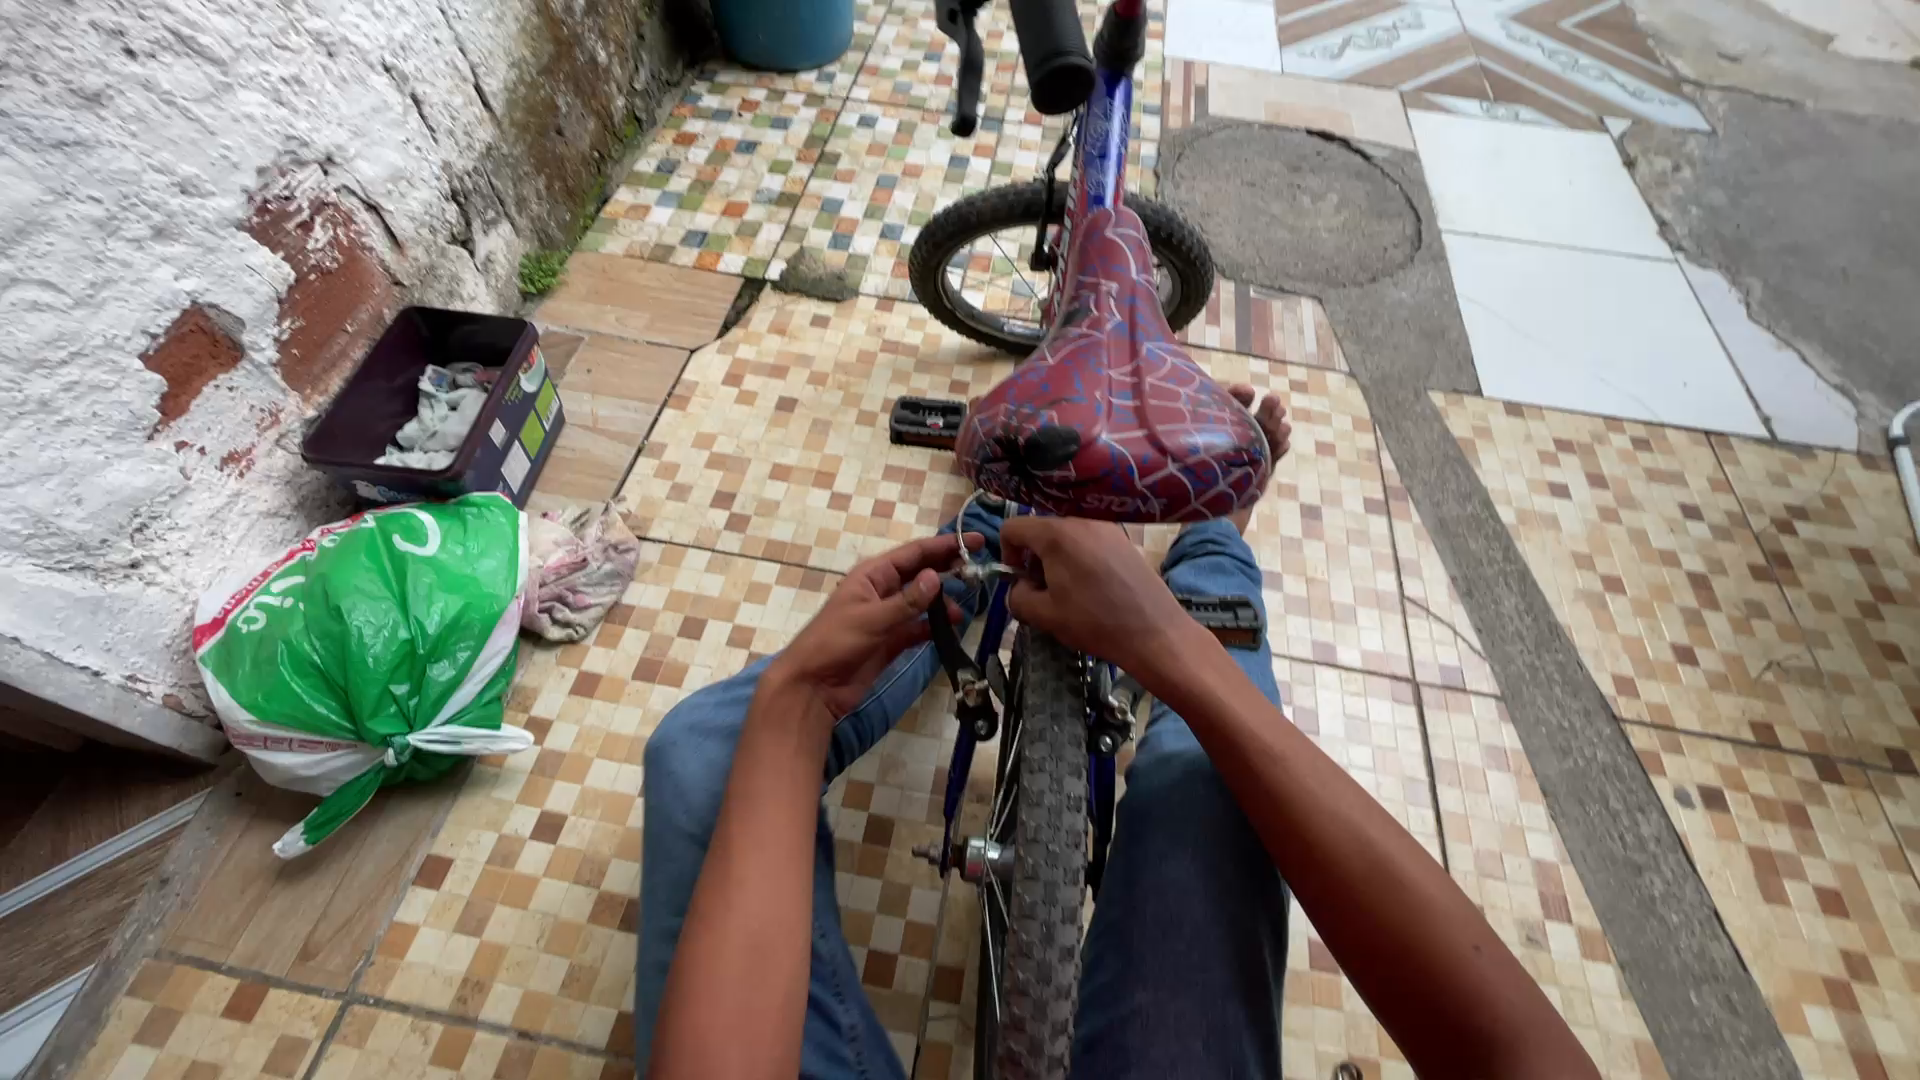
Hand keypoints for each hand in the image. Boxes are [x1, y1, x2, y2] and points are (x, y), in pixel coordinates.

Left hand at [765, 532, 983, 720]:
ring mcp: (887, 617)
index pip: (914, 553)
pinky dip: (934, 627)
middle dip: (948, 570)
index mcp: (873, 575)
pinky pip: (918, 628)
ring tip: (962, 612)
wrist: (813, 687)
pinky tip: (950, 630)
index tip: (976, 541)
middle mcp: (882, 591)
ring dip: (942, 604)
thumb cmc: (835, 643)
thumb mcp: (872, 618)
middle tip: (979, 570)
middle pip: (921, 574)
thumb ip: (907, 600)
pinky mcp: (891, 641)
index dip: (945, 545)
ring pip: (922, 602)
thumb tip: (937, 577)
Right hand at [1000, 517, 1194, 679]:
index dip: (1006, 554)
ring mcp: (1106, 527)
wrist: (1154, 632)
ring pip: (1066, 536)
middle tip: (1045, 590)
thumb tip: (1019, 588)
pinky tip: (1094, 587)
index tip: (1020, 580)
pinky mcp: (1124, 539)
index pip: (1013, 527)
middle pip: (1041, 530)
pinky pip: (1089, 541)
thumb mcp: (1044, 615)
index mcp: (1056, 534)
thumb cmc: (1094, 622)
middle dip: (1034, 557)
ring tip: (1071, 591)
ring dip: (1057, 559)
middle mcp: (1081, 521)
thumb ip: (1017, 597)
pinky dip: (1080, 558)